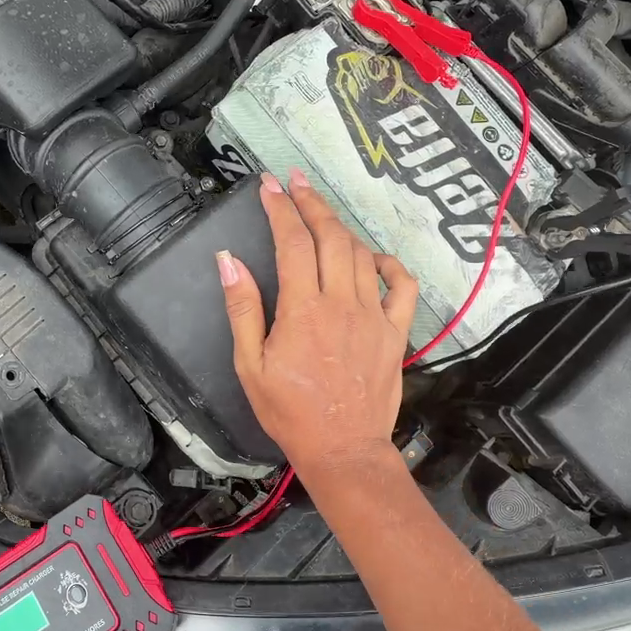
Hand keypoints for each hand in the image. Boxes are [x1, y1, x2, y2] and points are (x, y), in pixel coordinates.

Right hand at [217, 168, 418, 481]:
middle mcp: (342, 303)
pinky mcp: (394, 332)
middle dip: (311, 202)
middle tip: (294, 181)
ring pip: (360, 254)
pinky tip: (372, 256)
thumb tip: (228, 260)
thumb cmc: (289, 411)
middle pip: (330, 237)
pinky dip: (389, 264)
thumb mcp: (249, 364)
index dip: (280, 208)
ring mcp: (373, 316)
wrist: (342, 449)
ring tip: (320, 211)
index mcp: (303, 310)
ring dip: (340, 226)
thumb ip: (242, 307)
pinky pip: (402, 287)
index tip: (268, 186)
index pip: (292, 243)